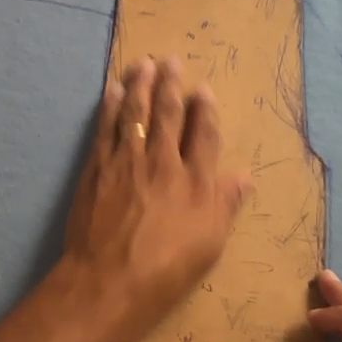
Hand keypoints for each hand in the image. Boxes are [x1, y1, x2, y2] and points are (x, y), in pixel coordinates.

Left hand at [55, 56, 250, 331]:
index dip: (205, 110)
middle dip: (171, 85)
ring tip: (143, 63)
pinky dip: (110, 106)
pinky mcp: (97, 169)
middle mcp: (162, 162)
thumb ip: (226, 205)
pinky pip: (106, 128)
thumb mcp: (210, 244)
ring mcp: (126, 162)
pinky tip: (113, 90)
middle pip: (167, 114)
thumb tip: (243, 176)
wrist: (108, 282)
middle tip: (171, 60)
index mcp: (195, 182)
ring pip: (134, 113)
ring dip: (140, 85)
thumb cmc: (166, 270)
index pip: (203, 135)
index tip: (204, 90)